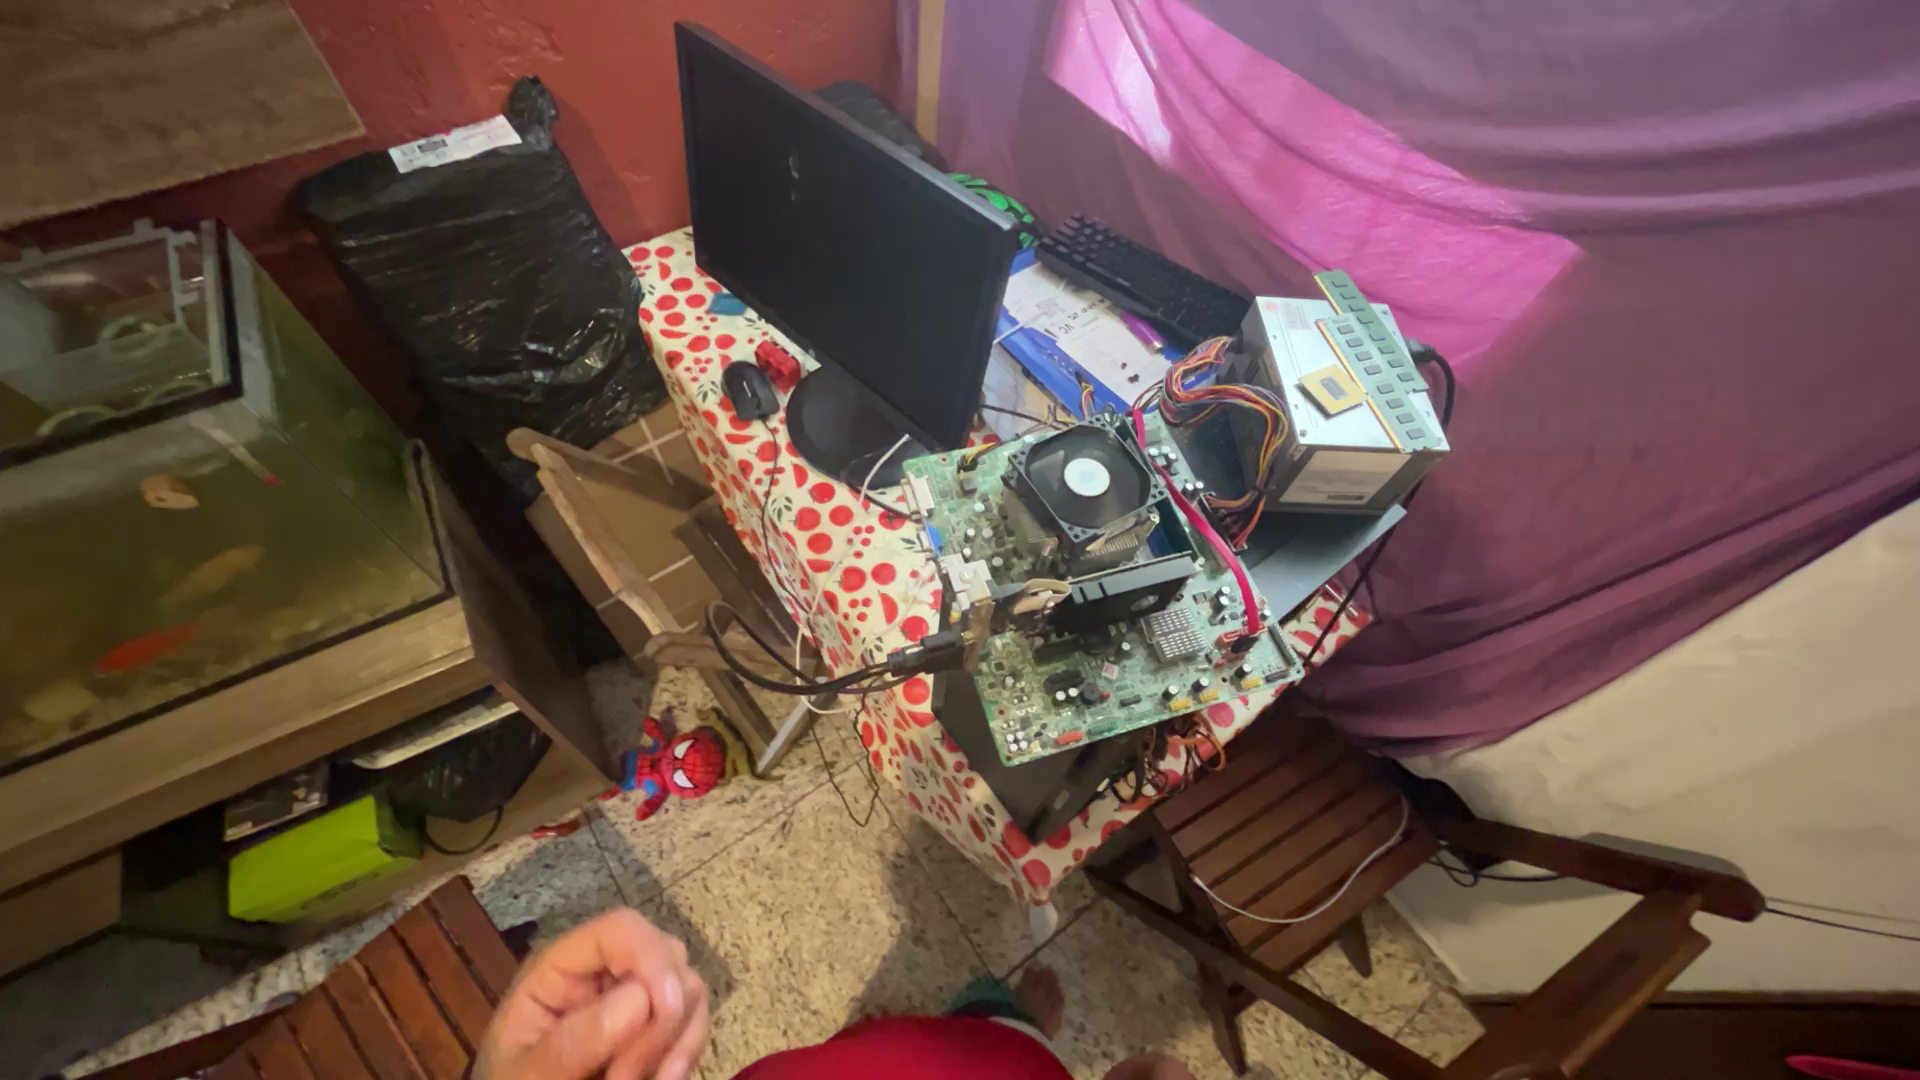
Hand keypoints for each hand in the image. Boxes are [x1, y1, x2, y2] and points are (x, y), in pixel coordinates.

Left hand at [475, 908, 709, 1079]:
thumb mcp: (523, 1079)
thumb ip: (569, 1045)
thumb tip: (639, 1002)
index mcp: (564, 967)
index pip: (621, 929)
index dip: (651, 956)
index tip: (667, 1008)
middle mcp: (607, 969)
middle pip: (665, 955)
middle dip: (661, 1018)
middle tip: (625, 1079)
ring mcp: (635, 993)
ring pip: (688, 987)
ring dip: (675, 1040)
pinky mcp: (655, 1024)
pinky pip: (693, 1021)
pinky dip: (686, 1051)